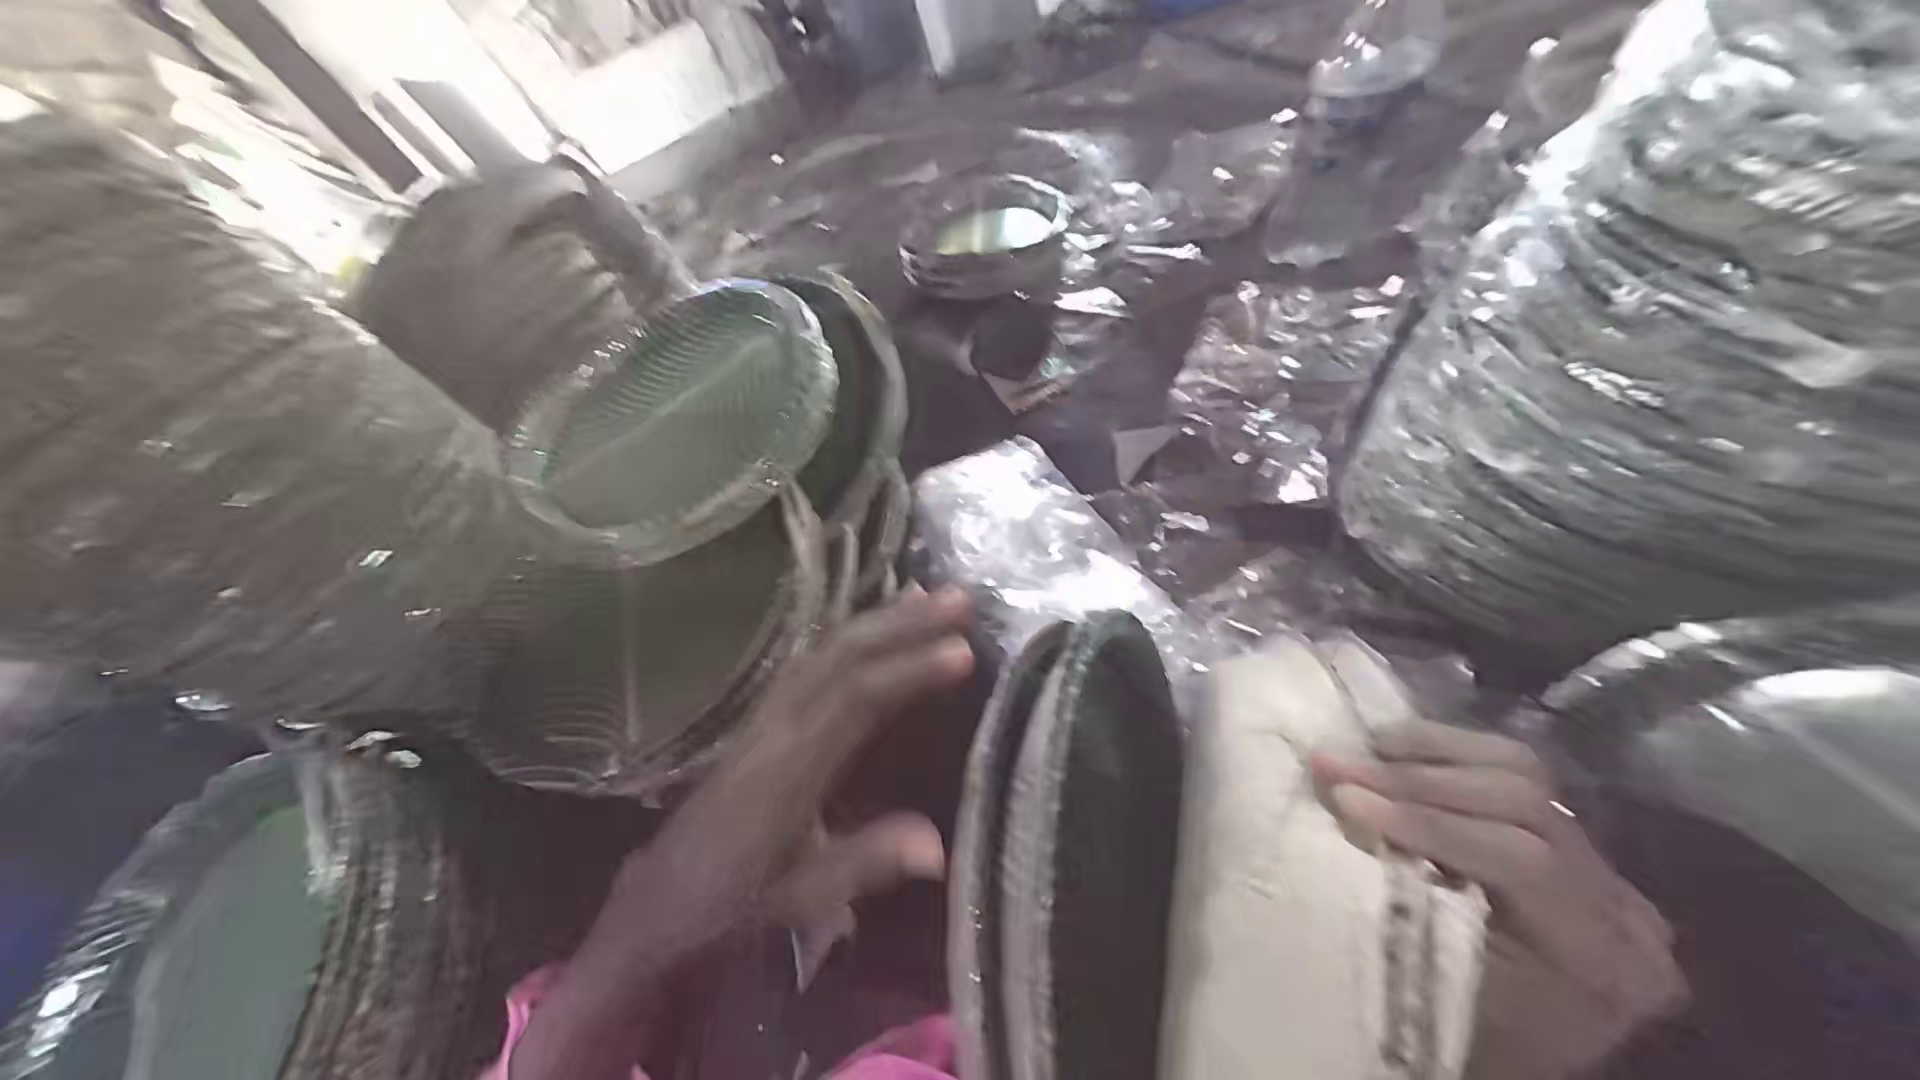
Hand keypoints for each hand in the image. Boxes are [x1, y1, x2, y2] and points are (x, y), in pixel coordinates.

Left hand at [513, 589, 975, 1079]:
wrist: (652, 902)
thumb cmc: (724, 906)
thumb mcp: (794, 901)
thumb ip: (863, 866)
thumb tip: (939, 846)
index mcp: (787, 768)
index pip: (855, 701)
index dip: (908, 671)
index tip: (962, 651)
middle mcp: (777, 725)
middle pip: (842, 656)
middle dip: (903, 623)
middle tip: (959, 599)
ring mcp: (766, 715)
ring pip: (827, 649)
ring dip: (879, 619)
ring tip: (928, 595)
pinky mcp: (763, 717)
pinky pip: (813, 661)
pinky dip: (852, 635)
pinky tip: (875, 626)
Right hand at [1312, 721, 1686, 1079]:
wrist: (1502, 1056)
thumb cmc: (1462, 1036)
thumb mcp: (1435, 980)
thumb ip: (1400, 894)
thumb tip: (1337, 806)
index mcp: (1601, 958)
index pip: (1519, 858)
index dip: (1425, 820)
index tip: (1344, 798)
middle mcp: (1619, 905)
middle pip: (1523, 800)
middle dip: (1413, 777)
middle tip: (1332, 761)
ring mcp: (1600, 868)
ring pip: (1521, 770)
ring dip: (1428, 752)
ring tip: (1360, 746)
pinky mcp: (1567, 843)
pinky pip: (1511, 778)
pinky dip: (1445, 755)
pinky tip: (1395, 749)